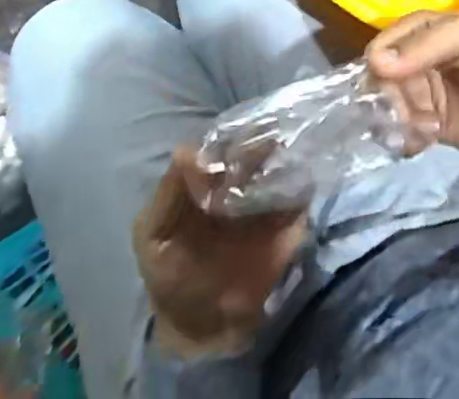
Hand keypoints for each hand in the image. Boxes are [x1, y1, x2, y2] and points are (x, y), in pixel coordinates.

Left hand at [132, 147, 306, 356]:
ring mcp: (267, 200)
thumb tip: (188, 148)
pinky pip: (301, 192)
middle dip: (262, 142)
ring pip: (282, 165)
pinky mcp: (290, 220)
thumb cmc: (171, 276)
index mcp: (208, 181)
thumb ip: (170, 192)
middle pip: (257, 151)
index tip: (242, 131)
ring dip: (284, 157)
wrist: (204, 326)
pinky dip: (303, 181)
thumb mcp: (155, 235)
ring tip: (284, 154)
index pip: (225, 145)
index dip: (233, 136)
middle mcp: (240, 184)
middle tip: (268, 140)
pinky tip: (298, 178)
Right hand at [366, 12, 458, 161]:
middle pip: (378, 79)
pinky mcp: (429, 126)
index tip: (391, 80)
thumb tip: (375, 64)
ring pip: (386, 108)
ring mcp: (422, 95)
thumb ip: (426, 46)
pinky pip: (400, 133)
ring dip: (399, 120)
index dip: (380, 62)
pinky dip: (405, 138)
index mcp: (425, 30)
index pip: (383, 44)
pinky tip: (425, 141)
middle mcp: (417, 61)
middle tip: (412, 111)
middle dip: (390, 97)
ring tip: (428, 127)